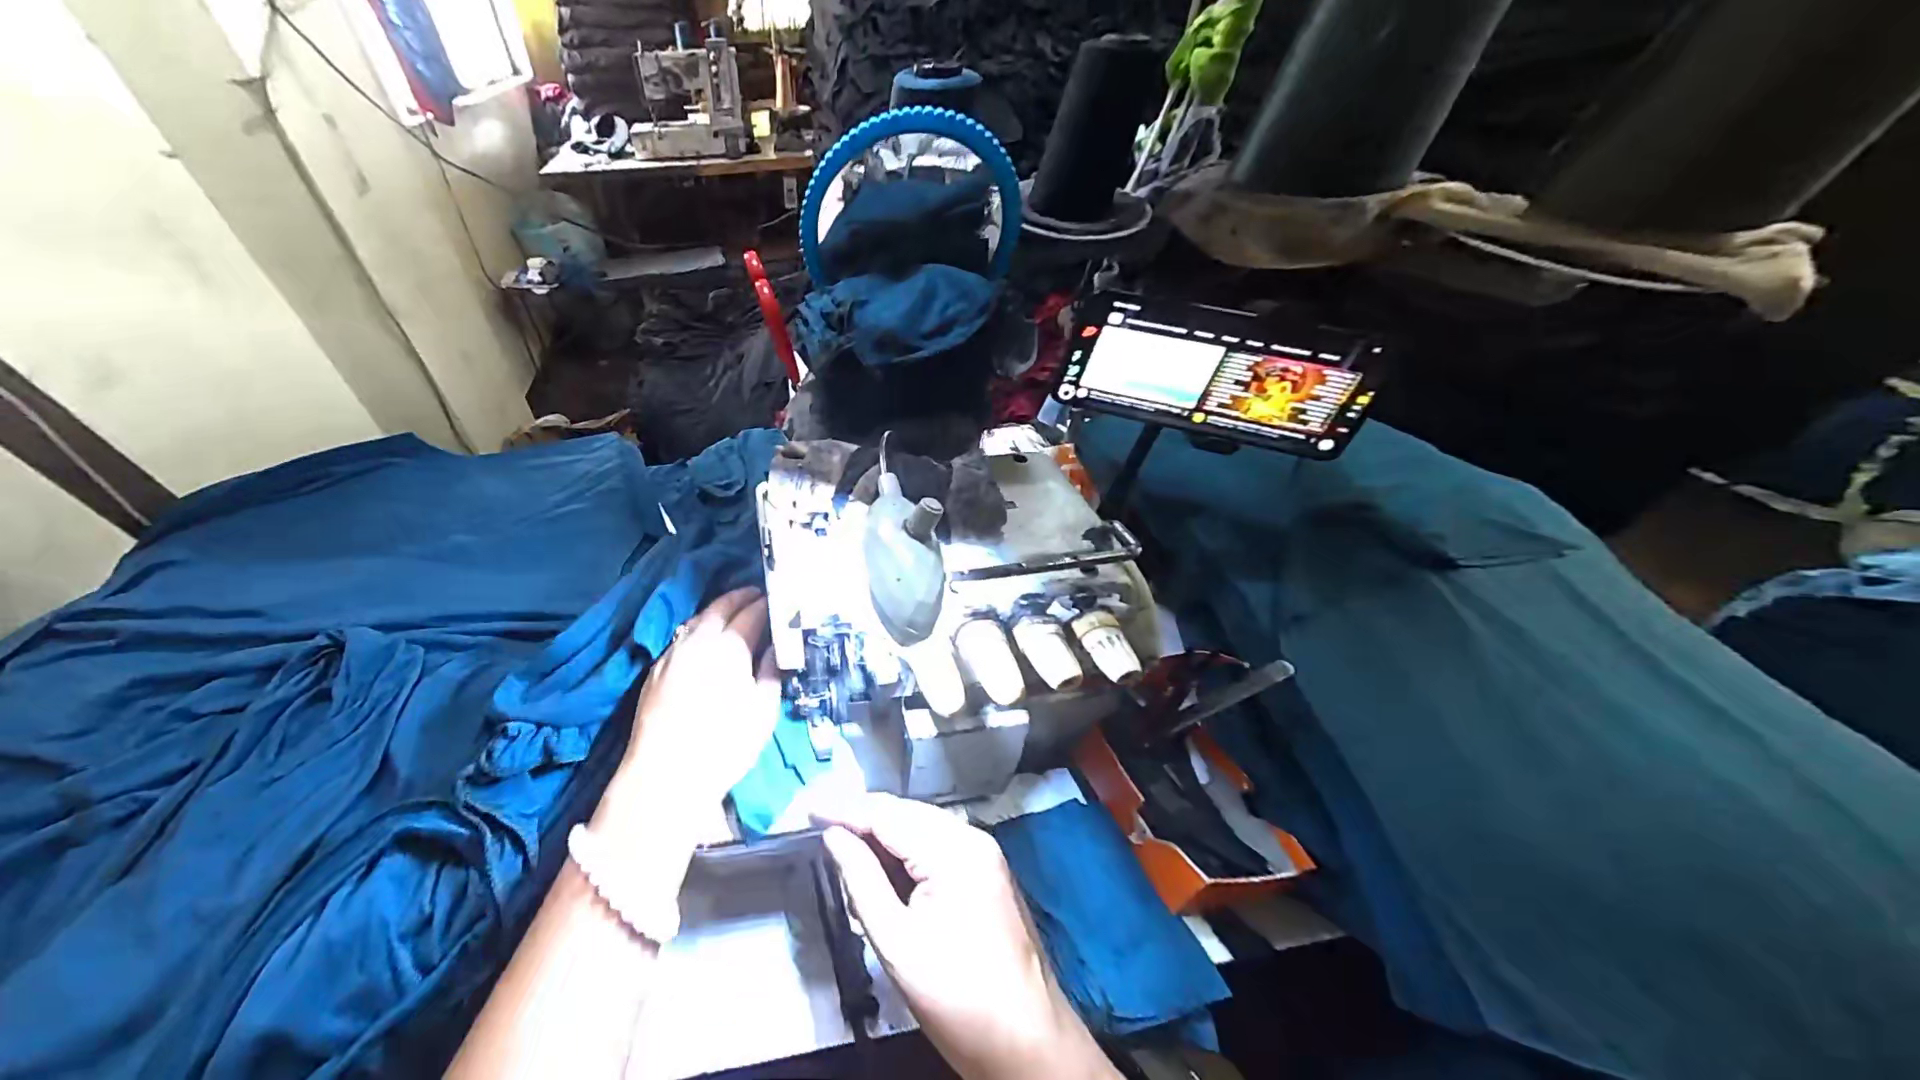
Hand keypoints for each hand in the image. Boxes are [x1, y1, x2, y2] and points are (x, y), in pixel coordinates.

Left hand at [604, 587, 781, 821]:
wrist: (665, 776)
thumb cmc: (724, 745)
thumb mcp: (763, 710)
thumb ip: (770, 672)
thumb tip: (773, 648)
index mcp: (729, 646)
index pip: (752, 613)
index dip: (768, 604)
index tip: (779, 602)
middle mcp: (699, 641)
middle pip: (721, 607)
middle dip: (741, 597)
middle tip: (757, 594)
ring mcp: (673, 654)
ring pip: (697, 619)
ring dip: (717, 610)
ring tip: (733, 612)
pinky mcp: (656, 670)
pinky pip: (681, 637)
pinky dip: (698, 629)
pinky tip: (706, 639)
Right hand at [817, 793, 1118, 1079]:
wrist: (1026, 1039)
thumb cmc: (956, 996)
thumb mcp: (894, 940)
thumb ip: (861, 880)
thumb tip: (835, 837)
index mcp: (953, 850)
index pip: (888, 815)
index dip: (845, 809)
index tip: (808, 808)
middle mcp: (972, 839)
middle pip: (907, 814)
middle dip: (864, 816)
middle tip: (821, 822)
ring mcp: (984, 854)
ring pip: (923, 827)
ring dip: (884, 832)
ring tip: (845, 841)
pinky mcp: (986, 872)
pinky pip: (938, 845)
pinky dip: (907, 849)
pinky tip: (884, 863)